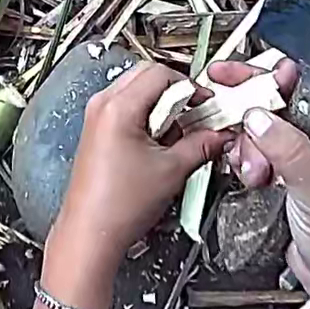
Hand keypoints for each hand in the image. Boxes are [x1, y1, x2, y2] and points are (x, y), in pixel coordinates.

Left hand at [51, 61, 235, 261]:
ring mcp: (97, 115)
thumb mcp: (172, 170)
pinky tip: (159, 143)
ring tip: (176, 134)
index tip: (205, 103)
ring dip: (161, 104)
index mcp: (118, 107)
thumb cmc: (119, 206)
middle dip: (175, 92)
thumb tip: (219, 134)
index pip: (160, 73)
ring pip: (136, 89)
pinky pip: (126, 107)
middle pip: (147, 75)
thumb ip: (201, 145)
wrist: (90, 234)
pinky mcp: (97, 129)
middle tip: (194, 115)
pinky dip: (147, 115)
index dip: (189, 85)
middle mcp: (103, 104)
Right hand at [231, 71, 309, 306]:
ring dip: (249, 138)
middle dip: (253, 100)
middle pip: (284, 98)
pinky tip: (249, 173)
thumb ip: (291, 151)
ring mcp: (308, 155)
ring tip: (252, 167)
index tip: (250, 73)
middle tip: (221, 86)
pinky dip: (247, 156)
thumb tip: (258, 115)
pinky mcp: (289, 172)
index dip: (284, 73)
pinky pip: (259, 147)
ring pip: (266, 123)